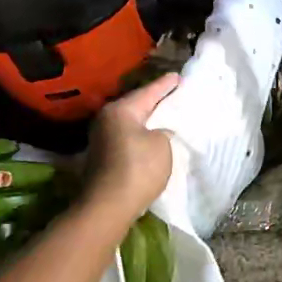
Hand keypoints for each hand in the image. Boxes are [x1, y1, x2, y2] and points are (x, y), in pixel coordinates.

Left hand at [84, 74, 178, 215]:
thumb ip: (163, 132)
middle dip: (155, 101)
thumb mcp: (162, 145)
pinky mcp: (104, 155)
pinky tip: (154, 136)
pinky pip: (128, 136)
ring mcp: (102, 137)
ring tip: (166, 114)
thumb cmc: (138, 169)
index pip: (148, 92)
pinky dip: (142, 134)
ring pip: (132, 122)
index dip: (166, 85)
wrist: (109, 205)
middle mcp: (107, 119)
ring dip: (148, 119)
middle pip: (137, 105)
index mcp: (121, 110)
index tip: (178, 77)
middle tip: (173, 94)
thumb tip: (158, 132)